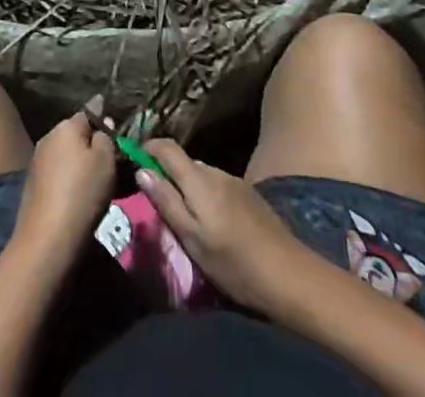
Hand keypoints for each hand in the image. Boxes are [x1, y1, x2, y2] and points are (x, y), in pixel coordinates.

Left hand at [14, 113, 115, 253]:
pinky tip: (83, 194)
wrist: (49, 235)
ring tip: (103, 181)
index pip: (89, 112)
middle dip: (94, 144)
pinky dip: (72, 178)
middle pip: (77, 134)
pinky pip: (60, 172)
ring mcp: (38, 161)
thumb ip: (106, 137)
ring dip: (83, 162)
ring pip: (68, 154)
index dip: (106, 119)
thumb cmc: (83, 191)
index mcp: (65, 126)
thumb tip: (103, 124)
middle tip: (116, 161)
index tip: (120, 131)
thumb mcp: (106, 159)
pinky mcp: (35, 183)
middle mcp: (48, 137)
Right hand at [137, 138, 314, 311]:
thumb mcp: (191, 238)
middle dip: (166, 174)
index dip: (147, 149)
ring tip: (182, 216)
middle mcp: (217, 173)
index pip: (167, 147)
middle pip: (184, 161)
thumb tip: (142, 170)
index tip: (134, 163)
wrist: (291, 277)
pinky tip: (210, 222)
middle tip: (156, 201)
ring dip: (187, 187)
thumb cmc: (234, 263)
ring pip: (201, 175)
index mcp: (199, 180)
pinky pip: (217, 186)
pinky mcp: (249, 195)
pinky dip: (205, 196)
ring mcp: (235, 182)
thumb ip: (166, 201)